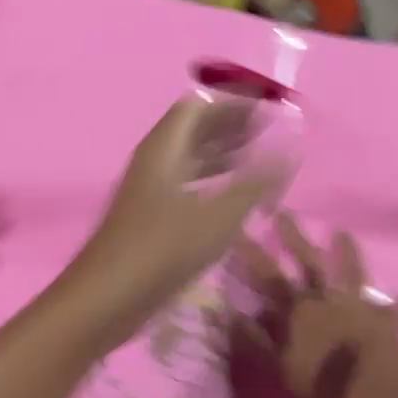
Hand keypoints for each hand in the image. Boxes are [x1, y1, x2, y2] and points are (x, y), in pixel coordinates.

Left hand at [56, 94, 293, 352]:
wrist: (109, 296)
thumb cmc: (162, 248)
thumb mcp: (217, 215)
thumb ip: (255, 181)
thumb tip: (288, 148)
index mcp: (163, 147)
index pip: (198, 105)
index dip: (233, 101)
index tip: (271, 105)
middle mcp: (155, 160)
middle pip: (195, 129)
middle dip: (234, 124)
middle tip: (277, 130)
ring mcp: (153, 188)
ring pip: (193, 157)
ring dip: (227, 153)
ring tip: (268, 156)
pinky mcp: (154, 215)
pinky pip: (190, 183)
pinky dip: (217, 180)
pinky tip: (242, 194)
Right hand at [241, 213, 397, 397]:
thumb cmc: (324, 386)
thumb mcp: (279, 367)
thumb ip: (255, 340)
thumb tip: (230, 314)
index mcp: (297, 309)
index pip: (268, 275)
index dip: (252, 253)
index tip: (239, 230)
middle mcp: (325, 300)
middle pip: (308, 261)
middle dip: (294, 237)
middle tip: (285, 212)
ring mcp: (358, 308)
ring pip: (350, 273)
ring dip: (346, 253)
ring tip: (342, 232)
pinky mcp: (386, 323)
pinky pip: (391, 309)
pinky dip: (394, 303)